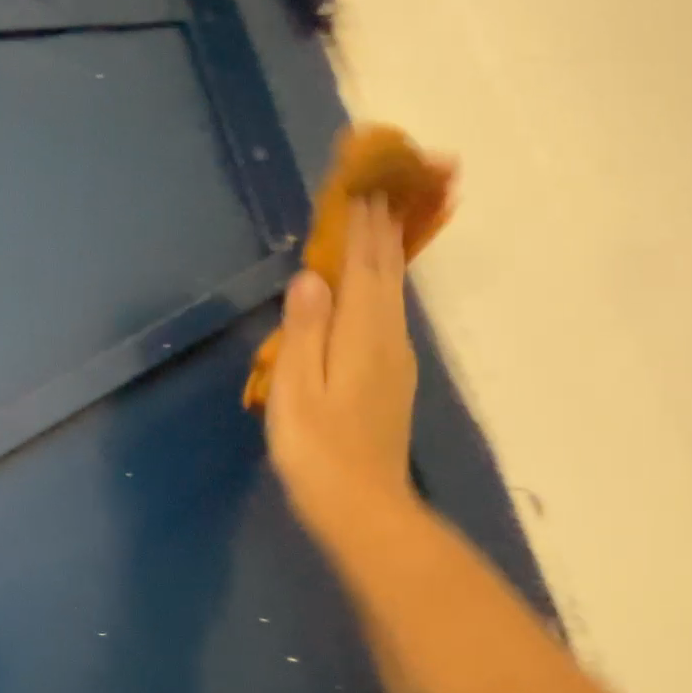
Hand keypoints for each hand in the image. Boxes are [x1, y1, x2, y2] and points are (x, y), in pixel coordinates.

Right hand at [265, 194, 421, 544]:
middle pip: (385, 277)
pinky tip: (368, 287)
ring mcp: (393, 360)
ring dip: (381, 258)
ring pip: (389, 295)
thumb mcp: (298, 389)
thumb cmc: (315, 448)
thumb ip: (304, 332)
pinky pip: (384, 315)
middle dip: (379, 235)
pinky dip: (377, 288)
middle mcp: (387, 340)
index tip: (360, 189)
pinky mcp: (388, 378)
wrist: (359, 503)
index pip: (364, 270)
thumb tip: (309, 277)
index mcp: (363, 337)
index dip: (361, 231)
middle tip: (374, 194)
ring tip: (372, 228)